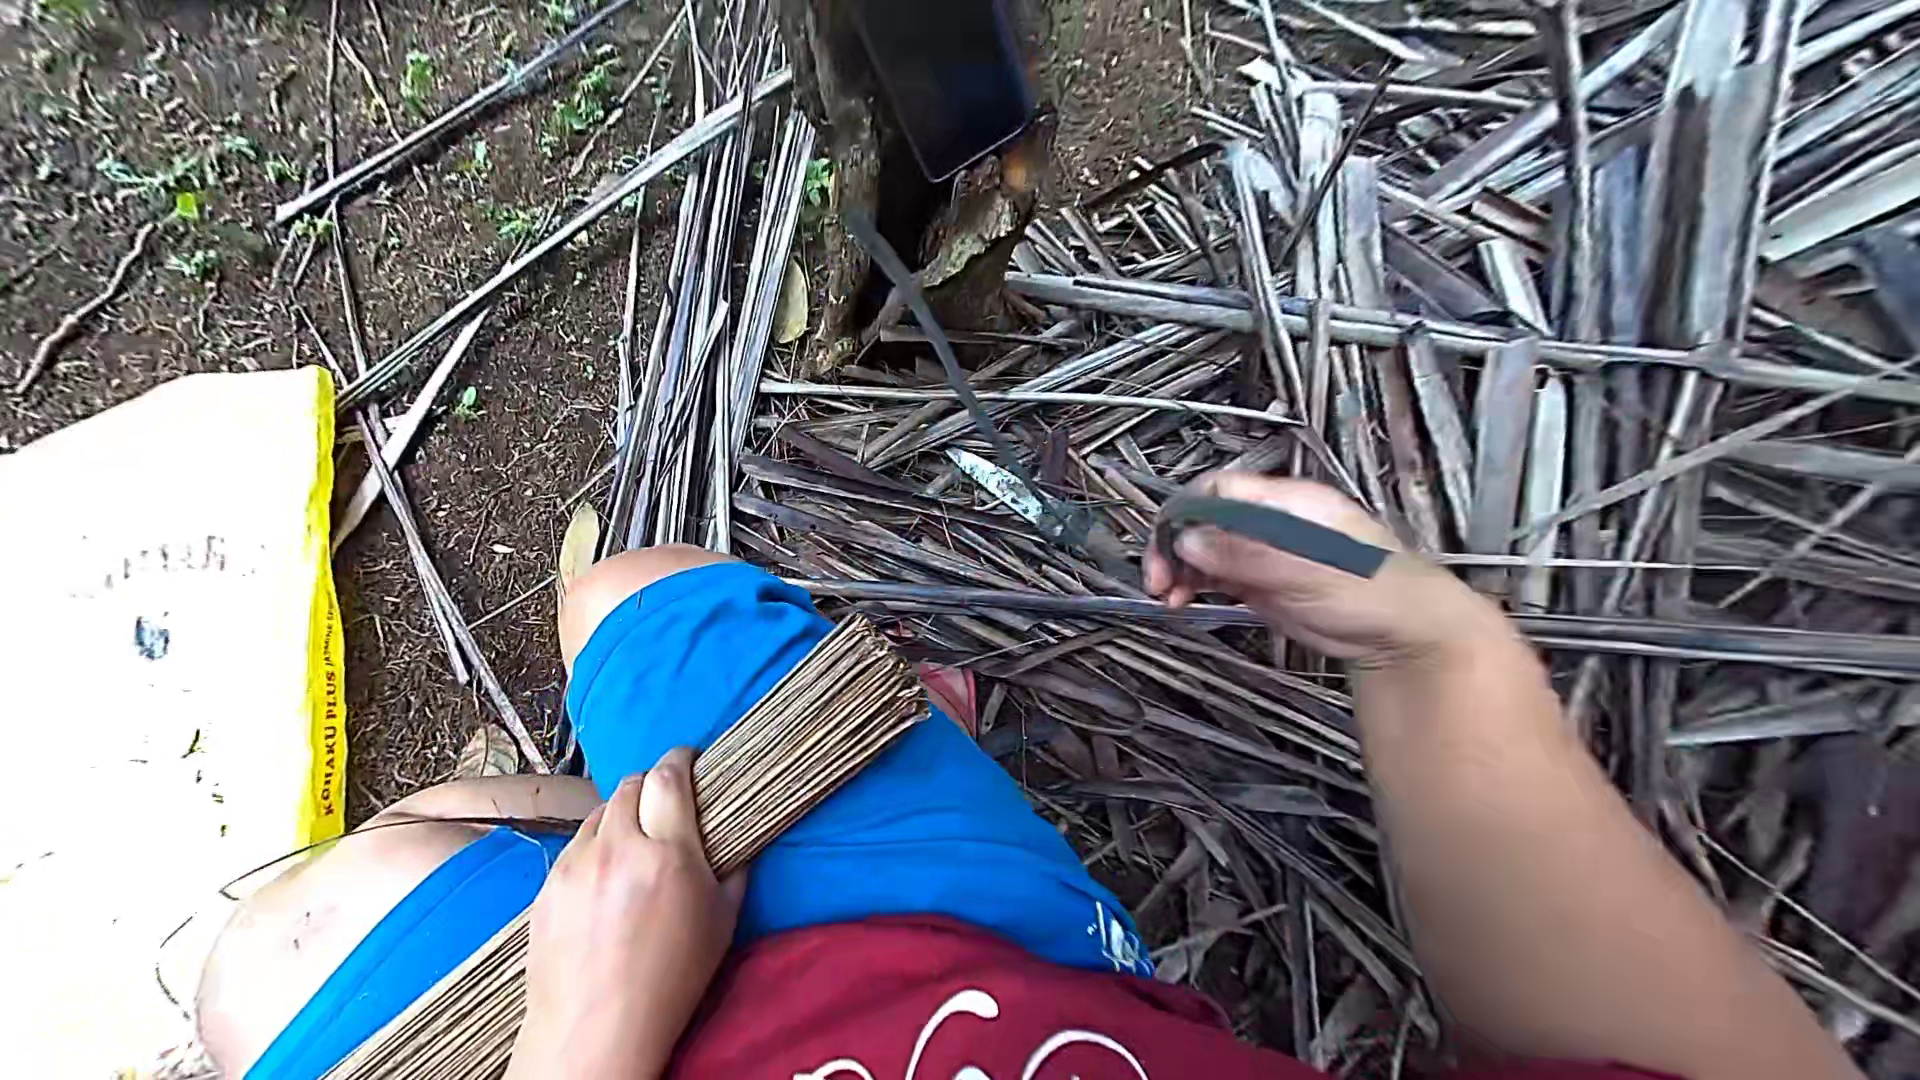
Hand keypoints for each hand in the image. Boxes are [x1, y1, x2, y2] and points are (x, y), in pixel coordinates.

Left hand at [507, 748, 745, 1079]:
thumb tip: (739, 833)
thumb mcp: (723, 918)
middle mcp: (618, 850)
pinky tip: (607, 871)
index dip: (682, 757)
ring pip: (601, 810)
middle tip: (667, 800)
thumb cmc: (672, 977)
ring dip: (623, 811)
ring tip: (635, 837)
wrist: (593, 1036)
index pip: (669, 776)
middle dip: (653, 782)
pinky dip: (597, 842)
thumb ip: (735, 865)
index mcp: (667, 854)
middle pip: (633, 783)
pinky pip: (577, 843)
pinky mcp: (548, 887)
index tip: (691, 758)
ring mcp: (576, 868)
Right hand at [1144, 473, 1504, 668]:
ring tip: (1168, 595)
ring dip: (1179, 569)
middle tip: (1158, 576)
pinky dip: (1192, 585)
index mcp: (1286, 502)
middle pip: (1203, 520)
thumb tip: (1190, 540)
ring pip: (1203, 549)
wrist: (1407, 638)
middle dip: (1174, 545)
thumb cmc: (1376, 592)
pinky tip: (1182, 600)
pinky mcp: (1259, 579)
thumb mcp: (1308, 570)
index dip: (1185, 512)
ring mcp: (1263, 551)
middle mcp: (1269, 521)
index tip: (1168, 543)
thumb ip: (1246, 555)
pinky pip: (1213, 575)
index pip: (1219, 491)